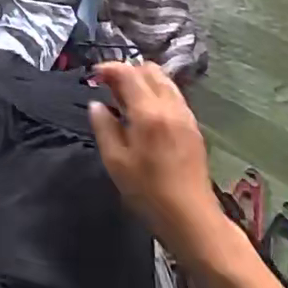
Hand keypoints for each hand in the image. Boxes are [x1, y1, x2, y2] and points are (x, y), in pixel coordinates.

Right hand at [88, 62, 239, 266]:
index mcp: (149, 113)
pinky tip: (145, 114)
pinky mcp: (194, 127)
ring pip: (164, 81)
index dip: (108, 68)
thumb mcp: (115, 161)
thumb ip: (103, 126)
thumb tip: (96, 105)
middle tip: (109, 87)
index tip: (94, 75)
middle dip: (127, 71)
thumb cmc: (148, 192)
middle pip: (149, 70)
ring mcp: (186, 116)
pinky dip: (156, 93)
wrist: (192, 219)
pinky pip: (173, 95)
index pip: (128, 73)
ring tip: (126, 100)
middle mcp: (171, 107)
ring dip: (143, 81)